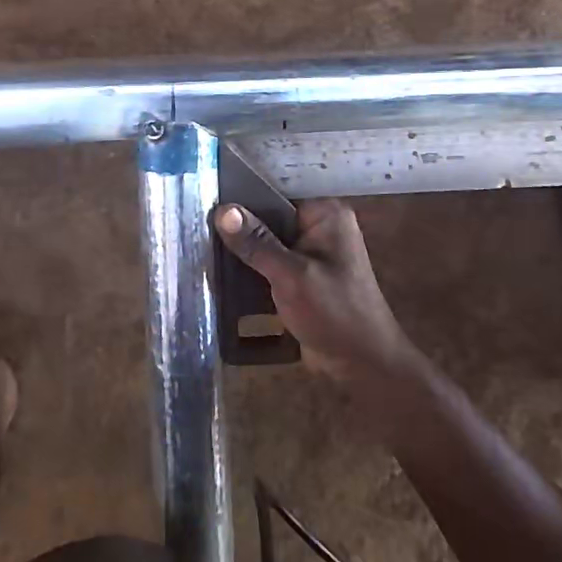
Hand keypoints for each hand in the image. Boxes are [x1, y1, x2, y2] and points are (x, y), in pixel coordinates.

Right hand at [215, 198, 414, 379]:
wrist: (364, 367)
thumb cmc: (335, 314)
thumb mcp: (291, 276)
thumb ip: (256, 242)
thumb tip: (222, 210)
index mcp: (326, 214)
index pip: (275, 194)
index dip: (242, 199)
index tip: (206, 201)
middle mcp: (319, 226)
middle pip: (268, 217)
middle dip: (239, 226)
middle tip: (197, 224)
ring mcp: (311, 252)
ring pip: (266, 241)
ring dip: (242, 249)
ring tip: (201, 243)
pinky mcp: (302, 275)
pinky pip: (270, 262)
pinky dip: (251, 266)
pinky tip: (220, 268)